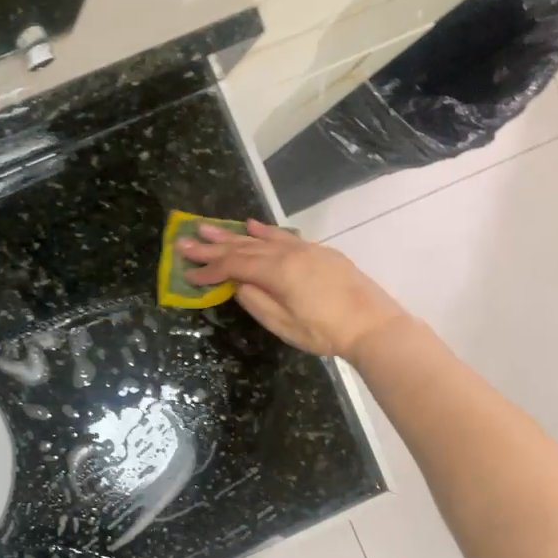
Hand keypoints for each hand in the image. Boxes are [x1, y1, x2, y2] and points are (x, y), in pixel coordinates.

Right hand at [176, 219, 409, 359]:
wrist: (373, 326)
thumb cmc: (325, 332)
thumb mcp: (283, 324)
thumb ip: (256, 301)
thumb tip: (236, 285)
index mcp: (278, 272)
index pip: (234, 267)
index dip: (208, 270)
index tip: (186, 272)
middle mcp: (289, 253)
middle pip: (243, 248)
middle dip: (211, 246)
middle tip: (184, 240)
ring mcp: (305, 250)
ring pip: (261, 239)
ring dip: (232, 234)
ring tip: (207, 228)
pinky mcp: (318, 253)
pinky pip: (283, 237)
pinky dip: (263, 231)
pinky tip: (250, 224)